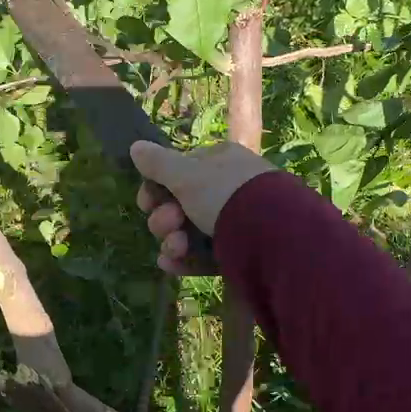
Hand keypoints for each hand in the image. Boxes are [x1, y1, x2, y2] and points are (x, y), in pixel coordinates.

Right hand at [130, 140, 273, 275]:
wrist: (274, 236)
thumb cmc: (227, 194)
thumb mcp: (187, 174)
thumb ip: (158, 163)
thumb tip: (135, 147)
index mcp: (218, 164)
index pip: (177, 173)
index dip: (155, 189)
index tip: (147, 202)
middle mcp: (226, 190)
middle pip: (178, 205)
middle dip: (164, 218)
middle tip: (170, 222)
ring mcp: (233, 223)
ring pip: (187, 233)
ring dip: (172, 241)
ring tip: (177, 248)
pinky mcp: (237, 252)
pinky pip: (202, 255)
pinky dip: (184, 260)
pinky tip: (171, 265)